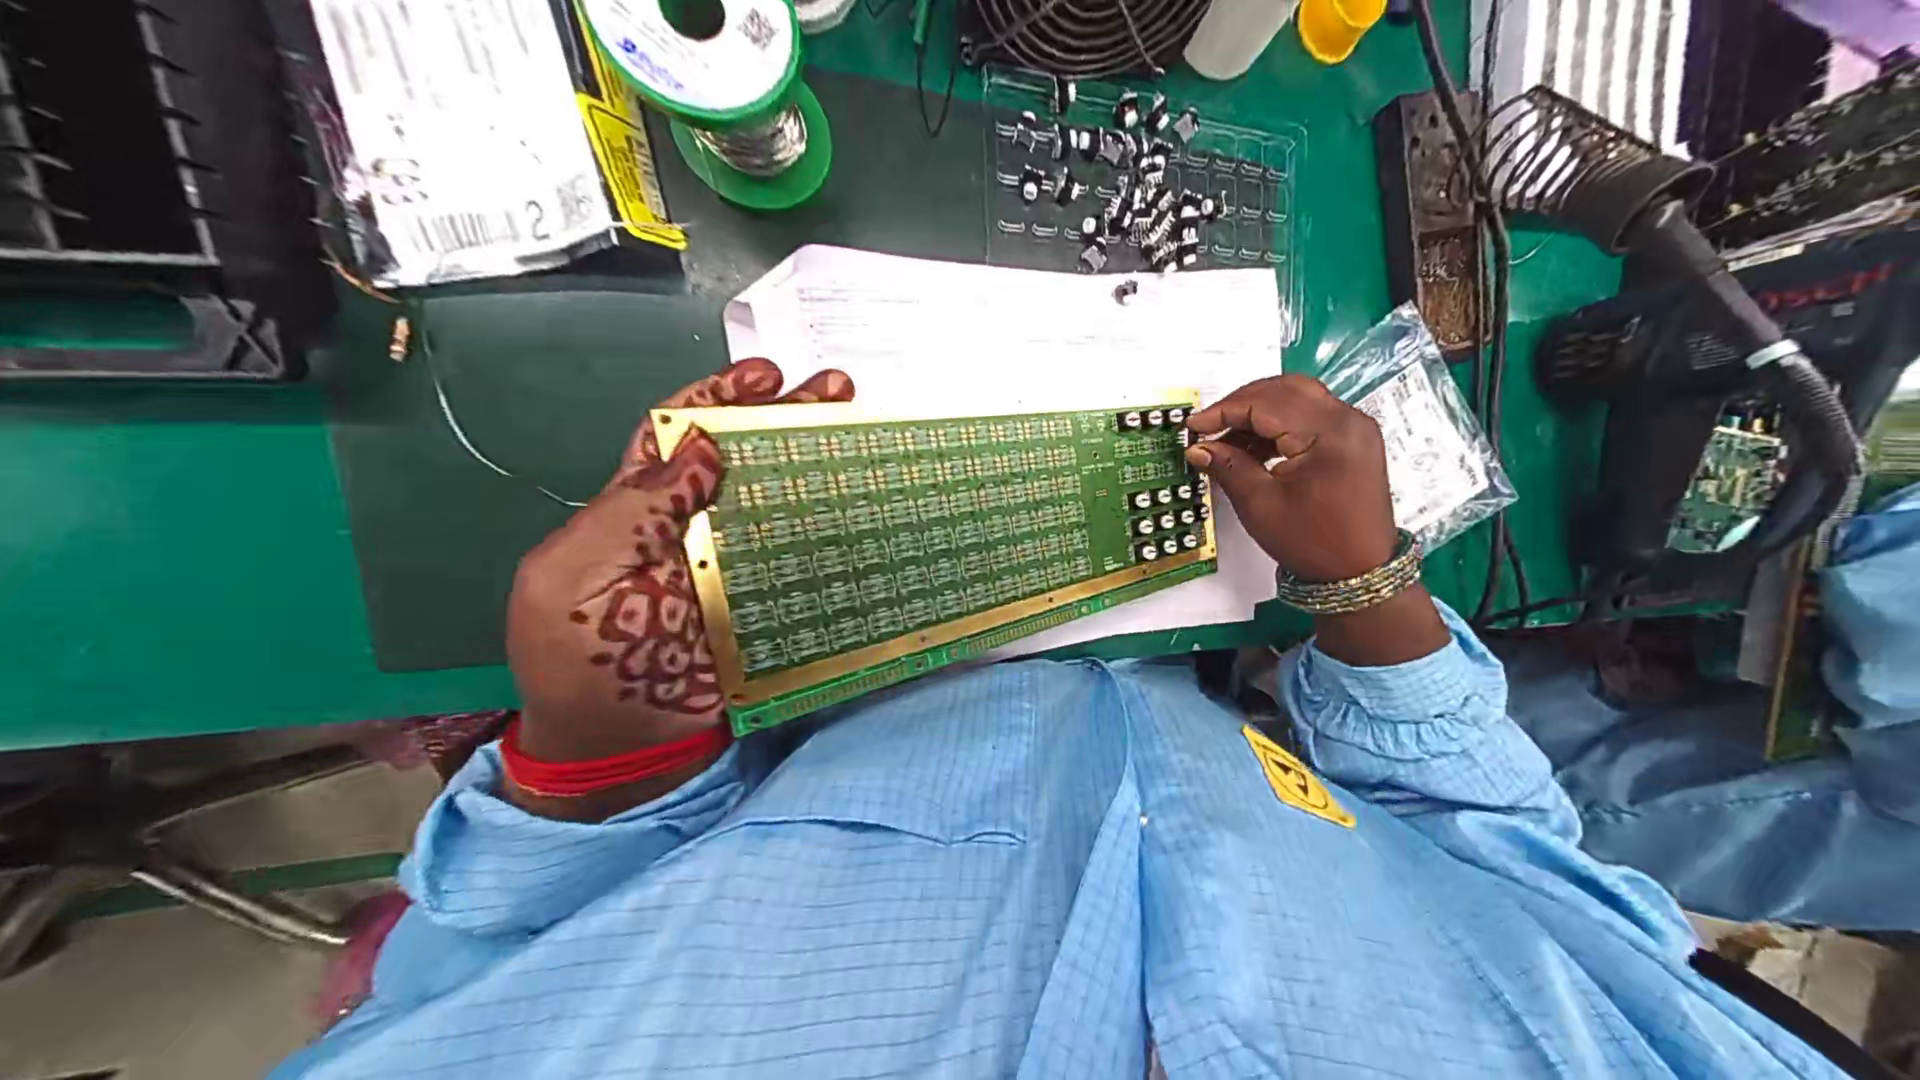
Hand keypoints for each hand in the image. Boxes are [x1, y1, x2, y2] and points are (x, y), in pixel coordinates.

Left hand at [506, 358, 854, 769]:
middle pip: (740, 457)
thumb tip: (701, 448)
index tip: (763, 376)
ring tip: (857, 426)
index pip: (676, 437)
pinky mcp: (772, 599)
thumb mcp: (574, 581)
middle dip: (783, 416)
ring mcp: (736, 564)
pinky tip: (862, 500)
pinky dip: (833, 523)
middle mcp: (692, 527)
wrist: (629, 750)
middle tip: (835, 389)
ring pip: (778, 496)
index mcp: (634, 511)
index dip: (718, 399)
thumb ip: (628, 512)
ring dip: (816, 459)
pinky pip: (803, 552)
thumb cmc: (587, 665)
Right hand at [1184, 375, 1397, 582]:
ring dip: (1259, 412)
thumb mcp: (1260, 504)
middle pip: (1285, 389)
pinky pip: (1310, 416)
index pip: (1266, 403)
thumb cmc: (1313, 542)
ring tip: (1227, 440)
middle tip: (1209, 426)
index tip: (1194, 427)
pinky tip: (1254, 446)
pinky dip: (1278, 424)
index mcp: (1329, 433)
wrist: (1359, 573)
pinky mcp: (1353, 441)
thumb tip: (1199, 447)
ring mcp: (1355, 429)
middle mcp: (1348, 421)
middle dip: (1241, 403)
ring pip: (1298, 398)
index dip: (1223, 411)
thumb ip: (1228, 466)